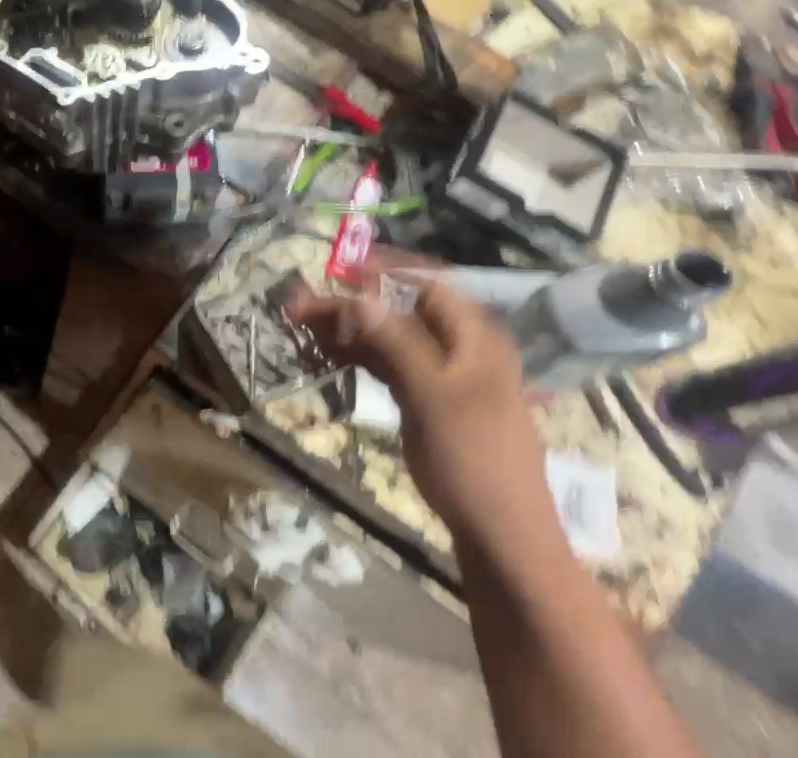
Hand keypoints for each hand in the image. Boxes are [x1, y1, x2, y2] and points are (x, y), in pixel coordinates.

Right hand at [287, 278, 550, 540]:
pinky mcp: (425, 401)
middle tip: (298, 307)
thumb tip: (358, 296)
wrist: (499, 528)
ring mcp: (440, 376)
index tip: (335, 268)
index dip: (383, 271)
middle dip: (349, 305)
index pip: (427, 284)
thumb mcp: (432, 395)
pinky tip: (326, 356)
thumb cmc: (473, 456)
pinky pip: (387, 367)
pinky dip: (357, 358)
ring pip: (387, 339)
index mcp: (474, 338)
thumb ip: (396, 343)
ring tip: (300, 328)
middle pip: (398, 312)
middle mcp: (458, 349)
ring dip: (347, 331)